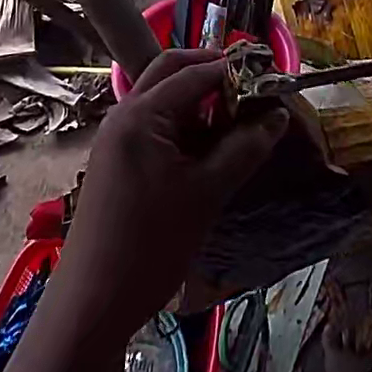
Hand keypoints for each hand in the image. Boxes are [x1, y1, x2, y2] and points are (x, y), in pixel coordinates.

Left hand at [54, 50, 288, 340]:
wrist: (93, 301)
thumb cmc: (151, 244)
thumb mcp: (207, 193)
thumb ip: (244, 148)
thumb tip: (277, 116)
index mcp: (141, 113)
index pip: (193, 73)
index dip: (233, 69)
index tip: (269, 76)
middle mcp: (124, 113)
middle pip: (170, 71)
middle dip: (209, 71)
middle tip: (250, 85)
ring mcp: (116, 135)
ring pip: (161, 97)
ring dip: (196, 98)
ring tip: (236, 116)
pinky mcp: (116, 157)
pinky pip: (153, 123)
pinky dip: (182, 123)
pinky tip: (208, 145)